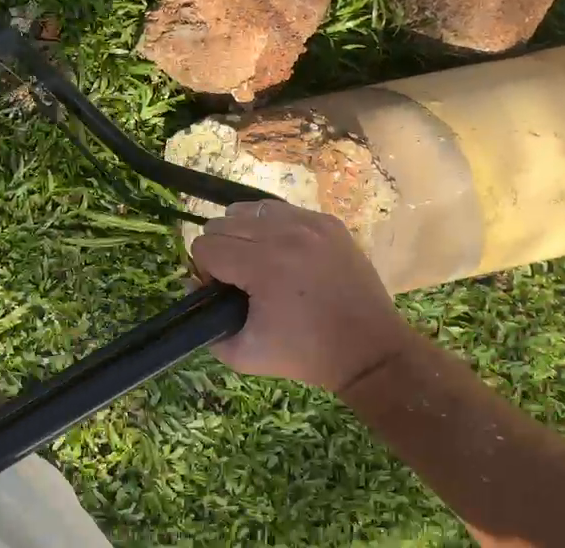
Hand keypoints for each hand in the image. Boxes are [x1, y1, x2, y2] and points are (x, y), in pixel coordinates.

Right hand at [190, 199, 418, 393]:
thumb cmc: (306, 355)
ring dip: (243, 234)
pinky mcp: (327, 222)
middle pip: (219, 224)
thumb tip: (190, 283)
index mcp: (262, 265)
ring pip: (244, 211)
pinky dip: (270, 227)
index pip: (204, 247)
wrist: (374, 354)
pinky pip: (277, 210)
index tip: (228, 294)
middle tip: (244, 280)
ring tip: (261, 262)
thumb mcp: (242, 354)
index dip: (207, 273)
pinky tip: (284, 253)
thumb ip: (204, 322)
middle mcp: (283, 234)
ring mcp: (308, 224)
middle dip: (222, 252)